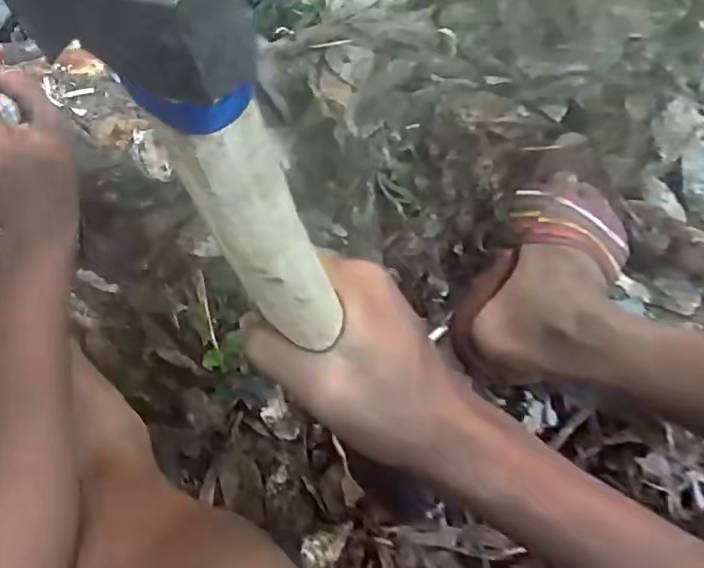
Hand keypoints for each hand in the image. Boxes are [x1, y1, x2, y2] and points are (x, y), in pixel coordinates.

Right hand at [243, 255, 476, 470]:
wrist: (456, 443)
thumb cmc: (387, 409)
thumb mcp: (314, 385)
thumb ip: (267, 348)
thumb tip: (247, 322)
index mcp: (352, 276)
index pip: (287, 259)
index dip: (265, 285)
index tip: (259, 319)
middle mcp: (365, 271)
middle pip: (300, 276)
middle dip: (285, 308)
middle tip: (288, 350)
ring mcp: (377, 288)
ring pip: (315, 293)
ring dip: (303, 321)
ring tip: (310, 361)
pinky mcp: (382, 307)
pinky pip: (333, 304)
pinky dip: (322, 328)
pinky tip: (331, 362)